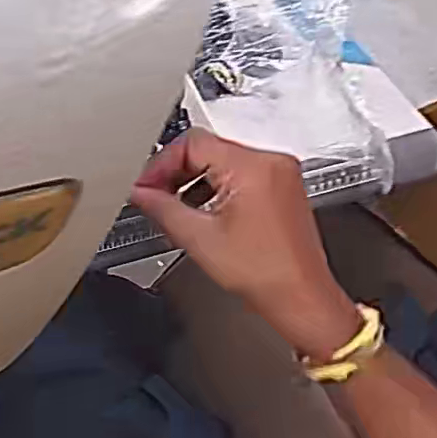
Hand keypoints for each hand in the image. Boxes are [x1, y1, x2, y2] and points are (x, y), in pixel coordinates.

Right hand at [132, 131, 362, 359]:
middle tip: (152, 197)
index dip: (160, 165)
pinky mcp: (279, 187)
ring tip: (173, 208)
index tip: (144, 185)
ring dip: (191, 182)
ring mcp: (279, 174)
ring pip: (220, 161)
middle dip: (173, 173)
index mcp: (252, 167)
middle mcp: (271, 162)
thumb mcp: (197, 237)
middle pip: (206, 149)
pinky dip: (212, 188)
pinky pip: (237, 175)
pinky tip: (198, 213)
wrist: (296, 293)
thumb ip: (161, 208)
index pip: (192, 144)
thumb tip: (140, 193)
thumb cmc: (263, 271)